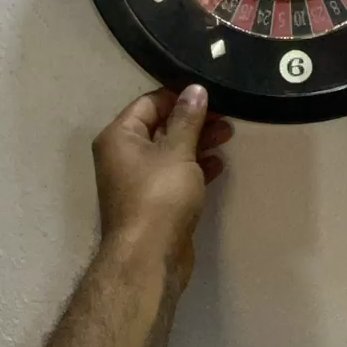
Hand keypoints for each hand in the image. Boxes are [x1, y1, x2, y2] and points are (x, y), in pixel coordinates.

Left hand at [92, 84, 231, 269]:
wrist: (149, 257)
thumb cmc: (159, 196)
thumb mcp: (177, 151)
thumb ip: (188, 119)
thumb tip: (195, 90)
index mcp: (119, 137)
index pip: (149, 103)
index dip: (179, 97)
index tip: (210, 94)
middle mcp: (123, 155)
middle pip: (160, 126)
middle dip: (193, 121)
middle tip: (226, 117)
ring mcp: (138, 181)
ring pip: (170, 151)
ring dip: (197, 143)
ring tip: (228, 135)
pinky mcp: (154, 201)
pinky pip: (174, 174)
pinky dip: (194, 167)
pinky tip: (218, 165)